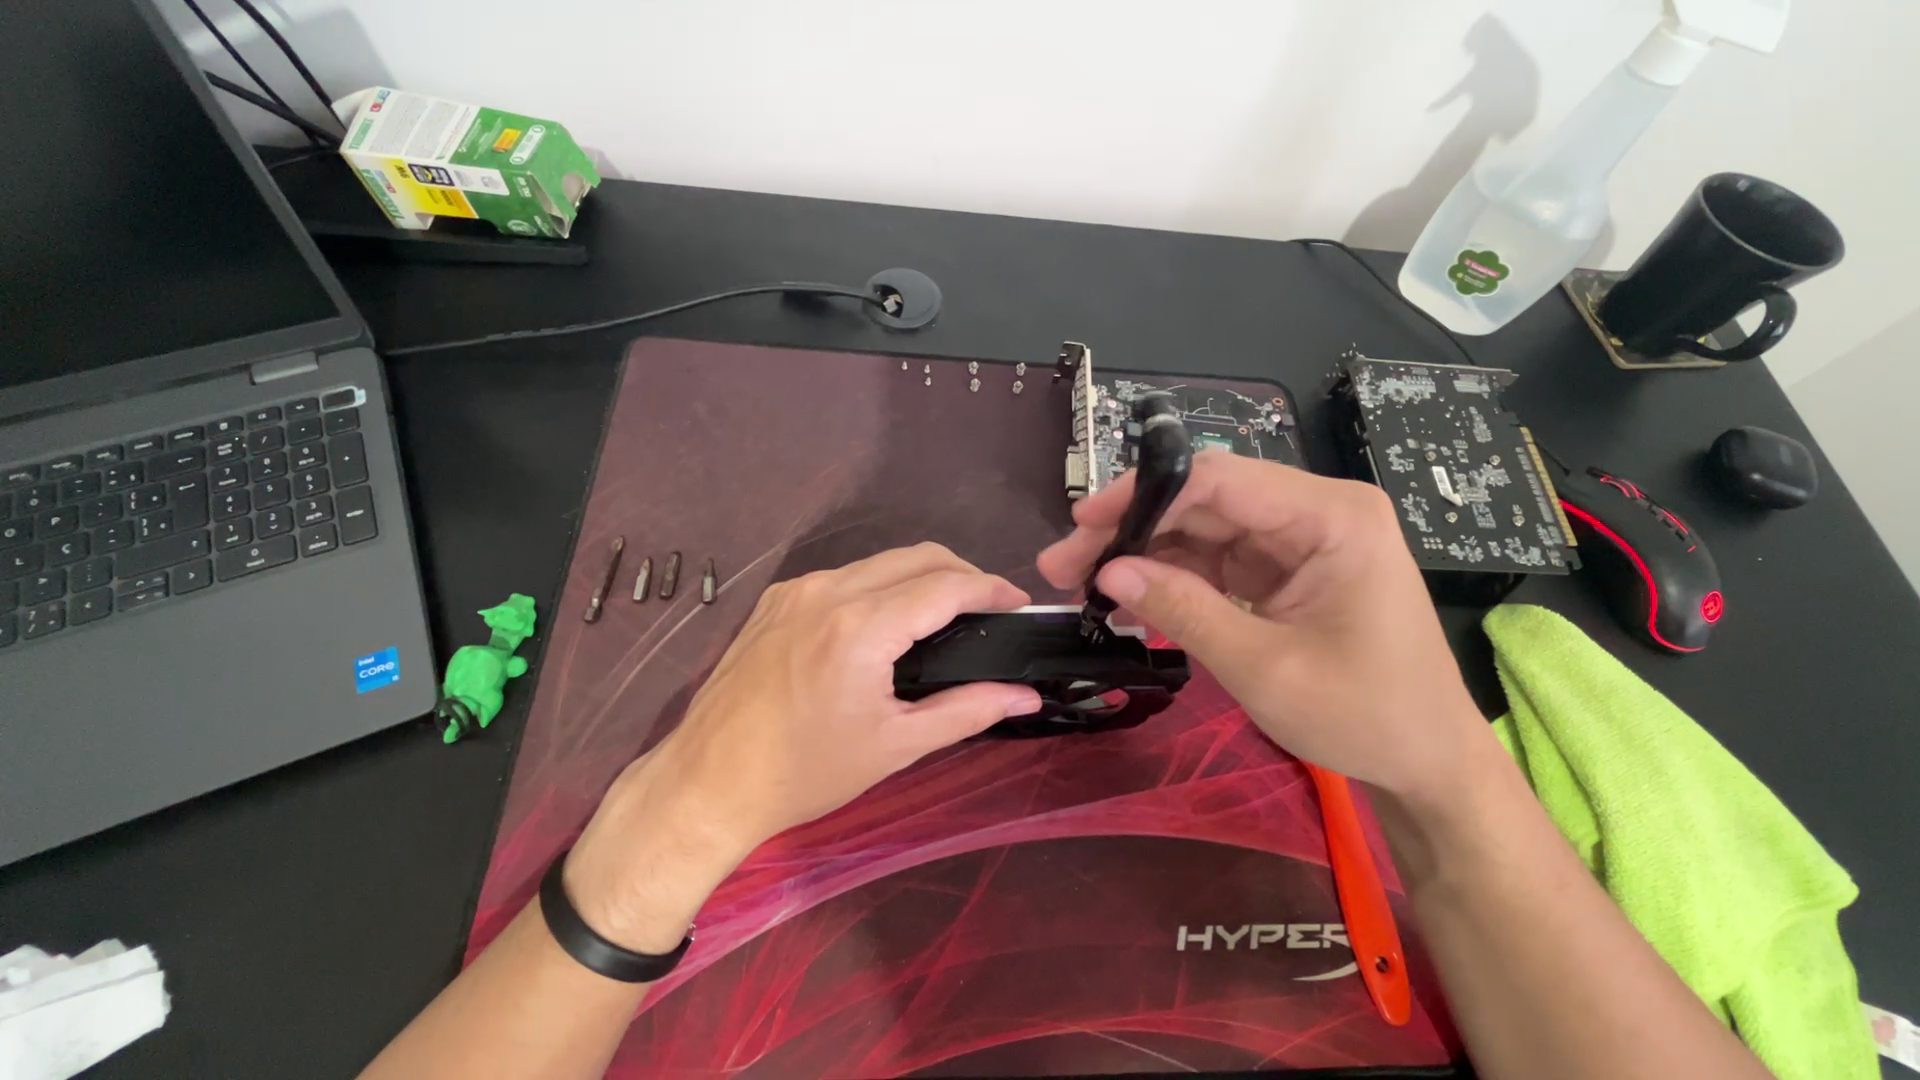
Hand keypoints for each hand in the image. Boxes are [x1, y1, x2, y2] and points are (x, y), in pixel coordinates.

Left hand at [565, 543, 1041, 951]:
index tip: (1018, 603)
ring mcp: (796, 591)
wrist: (709, 782)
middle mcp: (827, 591)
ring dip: (919, 578)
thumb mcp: (895, 746)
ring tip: (944, 617)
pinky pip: (842, 578)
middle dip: (962, 574)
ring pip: (877, 563)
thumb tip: (1025, 696)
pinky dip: (878, 587)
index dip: (991, 588)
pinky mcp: (774, 600)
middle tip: (988, 609)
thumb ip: (968, 711)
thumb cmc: (806, 772)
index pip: (945, 585)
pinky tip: (886, 624)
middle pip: (915, 557)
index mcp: (861, 626)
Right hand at [1037, 454, 1484, 800]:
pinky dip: (1173, 581)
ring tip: (1082, 585)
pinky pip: (1217, 562)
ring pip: (1203, 531)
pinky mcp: (1287, 572)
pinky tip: (1127, 601)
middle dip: (1133, 530)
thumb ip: (1183, 611)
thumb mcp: (1264, 667)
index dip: (1143, 494)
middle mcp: (1316, 514)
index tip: (1082, 525)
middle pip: (1205, 502)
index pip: (1219, 479)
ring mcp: (1300, 542)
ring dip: (1144, 557)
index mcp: (1332, 517)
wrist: (1428, 764)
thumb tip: (1107, 571)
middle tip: (1063, 566)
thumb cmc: (1365, 716)